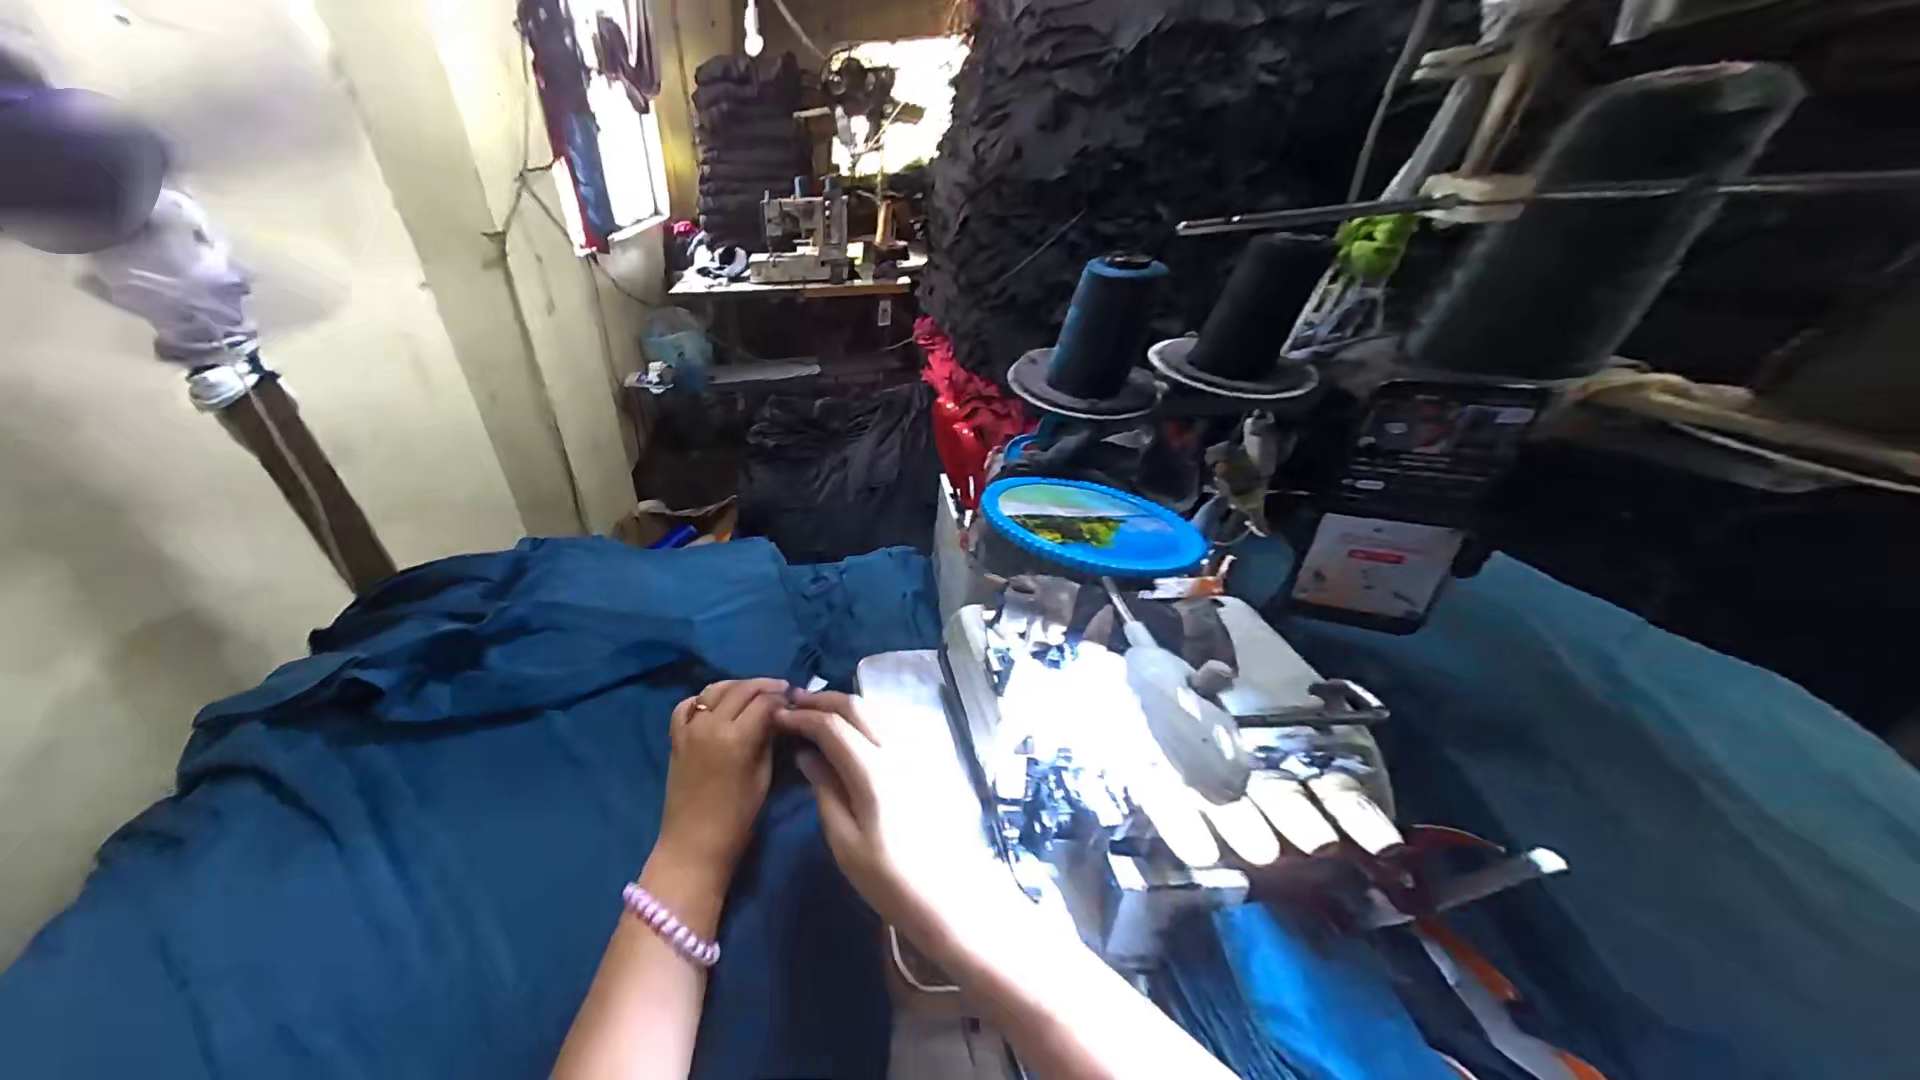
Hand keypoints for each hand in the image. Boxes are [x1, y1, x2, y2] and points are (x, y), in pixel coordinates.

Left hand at [656, 679, 787, 879]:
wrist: (694, 844)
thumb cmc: (737, 816)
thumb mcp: (764, 776)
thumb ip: (769, 740)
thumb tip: (777, 717)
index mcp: (737, 738)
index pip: (765, 702)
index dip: (782, 698)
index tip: (794, 700)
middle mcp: (711, 725)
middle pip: (741, 689)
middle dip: (765, 686)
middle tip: (781, 690)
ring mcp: (690, 730)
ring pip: (714, 690)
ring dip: (737, 687)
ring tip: (753, 692)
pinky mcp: (675, 738)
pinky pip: (686, 706)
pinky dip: (701, 699)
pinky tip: (715, 705)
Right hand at [774, 691, 1019, 954]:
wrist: (943, 893)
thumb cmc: (886, 876)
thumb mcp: (843, 840)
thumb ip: (824, 788)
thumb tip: (806, 752)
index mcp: (873, 772)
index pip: (832, 727)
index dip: (802, 716)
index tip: (778, 717)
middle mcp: (898, 750)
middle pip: (857, 707)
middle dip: (822, 700)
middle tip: (795, 702)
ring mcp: (917, 750)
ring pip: (878, 708)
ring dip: (846, 702)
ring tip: (820, 709)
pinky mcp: (929, 757)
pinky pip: (896, 719)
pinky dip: (870, 712)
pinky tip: (858, 723)